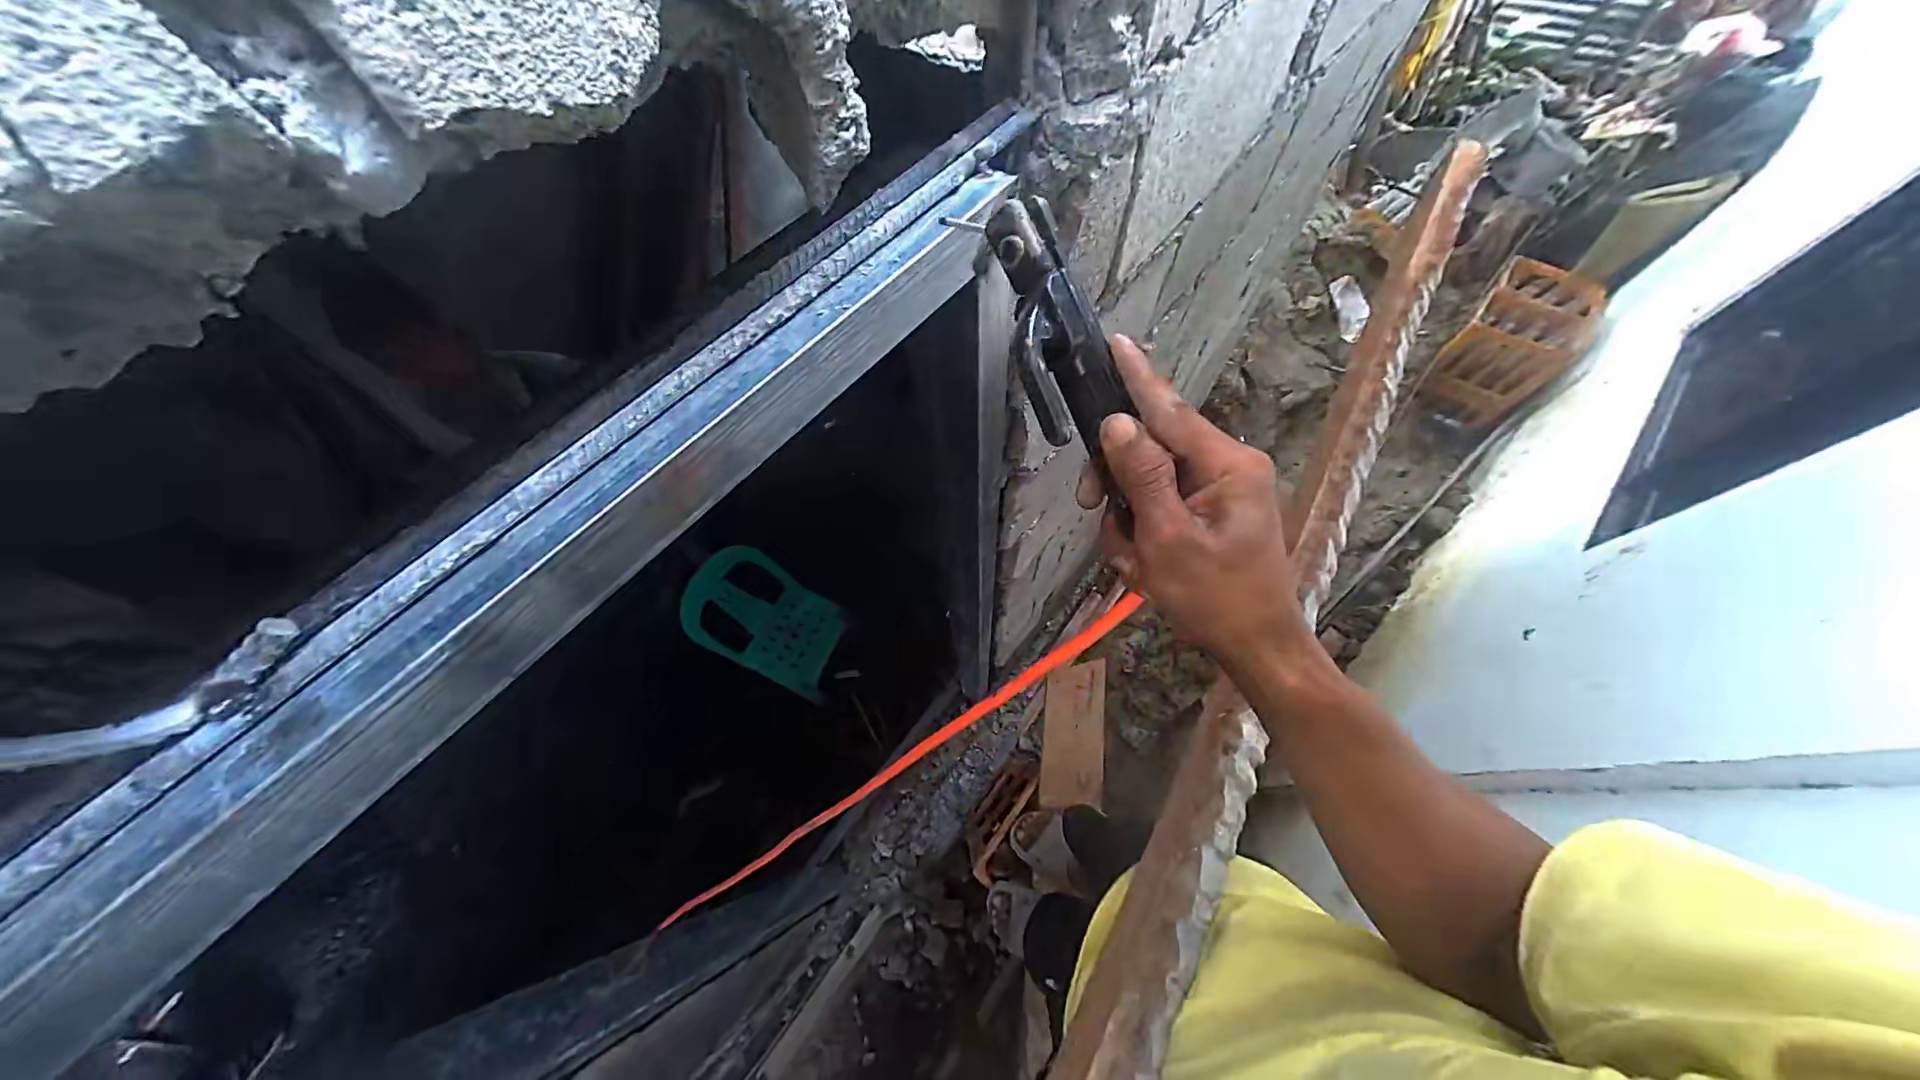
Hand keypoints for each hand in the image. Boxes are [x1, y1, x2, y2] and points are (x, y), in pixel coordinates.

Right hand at [1076, 336, 1319, 674]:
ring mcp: (1220, 490)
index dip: (1138, 377)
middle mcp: (1228, 466)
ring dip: (1129, 520)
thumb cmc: (1215, 600)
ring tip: (1135, 561)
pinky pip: (1161, 506)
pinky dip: (1143, 534)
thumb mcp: (1169, 540)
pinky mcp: (1211, 511)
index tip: (1115, 343)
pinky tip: (1146, 567)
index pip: (1171, 410)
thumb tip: (1118, 422)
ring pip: (1148, 482)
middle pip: (1151, 448)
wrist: (1257, 647)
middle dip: (1118, 483)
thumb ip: (1142, 477)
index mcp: (1228, 465)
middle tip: (1093, 509)